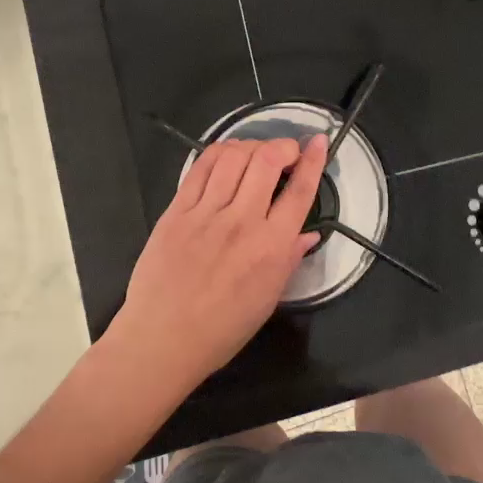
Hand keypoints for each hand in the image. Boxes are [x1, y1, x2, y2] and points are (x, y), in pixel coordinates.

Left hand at [107, 135, 326, 390]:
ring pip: (233, 156)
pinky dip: (218, 153)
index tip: (319, 142)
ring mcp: (206, 213)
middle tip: (286, 151)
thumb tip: (308, 235)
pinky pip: (200, 168)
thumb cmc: (222, 329)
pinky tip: (226, 156)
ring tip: (256, 153)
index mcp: (271, 247)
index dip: (313, 160)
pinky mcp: (176, 211)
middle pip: (266, 160)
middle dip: (283, 146)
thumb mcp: (268, 299)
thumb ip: (289, 260)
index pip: (300, 190)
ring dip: (251, 145)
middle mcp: (242, 222)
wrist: (163, 340)